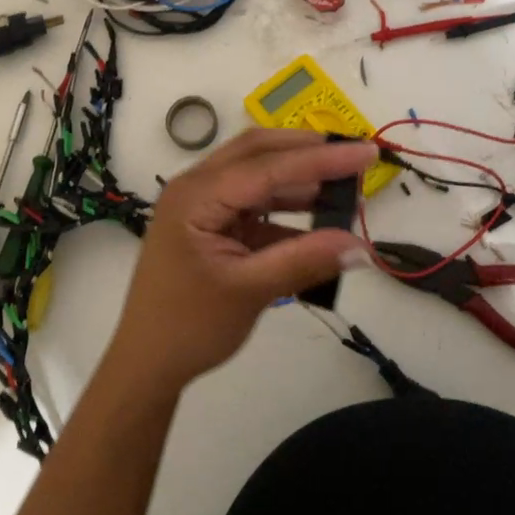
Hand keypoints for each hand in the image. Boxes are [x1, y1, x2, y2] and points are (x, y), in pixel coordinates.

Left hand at [106, 129, 375, 386]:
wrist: (147, 362)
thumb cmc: (189, 326)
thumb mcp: (250, 292)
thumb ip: (305, 262)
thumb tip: (362, 245)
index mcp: (196, 195)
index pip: (267, 166)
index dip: (321, 158)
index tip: (368, 152)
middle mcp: (196, 187)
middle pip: (258, 153)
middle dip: (307, 152)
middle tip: (357, 157)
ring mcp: (201, 205)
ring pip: (256, 175)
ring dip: (298, 179)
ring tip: (345, 188)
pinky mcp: (210, 225)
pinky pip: (253, 204)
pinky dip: (285, 208)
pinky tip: (318, 221)